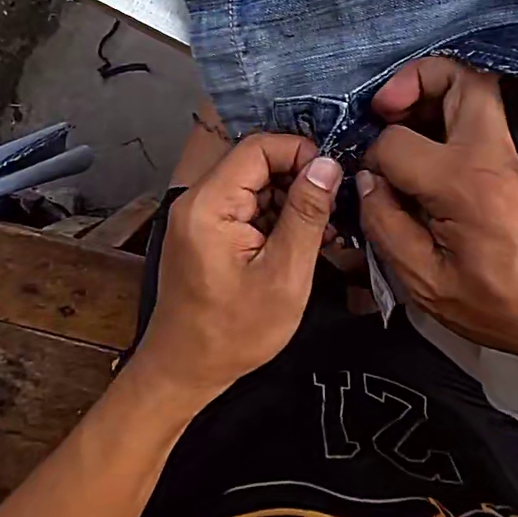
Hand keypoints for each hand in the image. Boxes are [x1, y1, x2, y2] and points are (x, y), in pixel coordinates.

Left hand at [133, 134, 341, 403]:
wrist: (185, 369)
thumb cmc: (233, 333)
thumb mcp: (284, 274)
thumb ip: (306, 214)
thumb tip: (327, 165)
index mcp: (209, 205)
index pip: (258, 147)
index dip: (300, 154)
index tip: (332, 180)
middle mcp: (197, 200)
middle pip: (256, 164)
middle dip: (298, 181)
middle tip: (329, 215)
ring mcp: (198, 215)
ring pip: (254, 185)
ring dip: (289, 203)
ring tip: (318, 236)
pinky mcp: (205, 231)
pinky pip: (245, 207)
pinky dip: (274, 219)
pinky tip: (297, 245)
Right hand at [357, 58, 517, 390]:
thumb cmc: (504, 308)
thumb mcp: (425, 282)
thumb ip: (385, 225)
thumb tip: (369, 183)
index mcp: (463, 184)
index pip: (397, 143)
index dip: (370, 159)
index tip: (368, 184)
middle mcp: (489, 155)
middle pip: (459, 76)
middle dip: (412, 79)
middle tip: (382, 108)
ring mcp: (508, 157)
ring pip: (475, 88)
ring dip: (432, 91)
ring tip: (398, 120)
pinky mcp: (514, 167)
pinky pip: (479, 117)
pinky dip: (446, 113)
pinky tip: (422, 147)